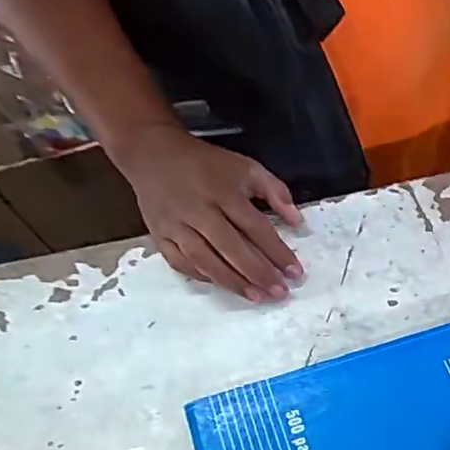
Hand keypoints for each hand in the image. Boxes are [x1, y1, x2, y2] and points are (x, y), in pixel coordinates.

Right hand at [108, 124, 305, 302]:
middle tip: (280, 293)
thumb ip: (276, 192)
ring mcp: (174, 225)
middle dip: (258, 274)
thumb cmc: (208, 164)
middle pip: (231, 249)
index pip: (256, 228)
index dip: (277, 252)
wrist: (151, 152)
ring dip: (233, 282)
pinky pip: (180, 263)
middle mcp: (198, 211)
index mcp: (223, 193)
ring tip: (258, 297)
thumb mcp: (247, 167)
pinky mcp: (158, 235)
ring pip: (205, 261)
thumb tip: (298, 221)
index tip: (295, 272)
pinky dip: (203, 277)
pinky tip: (224, 286)